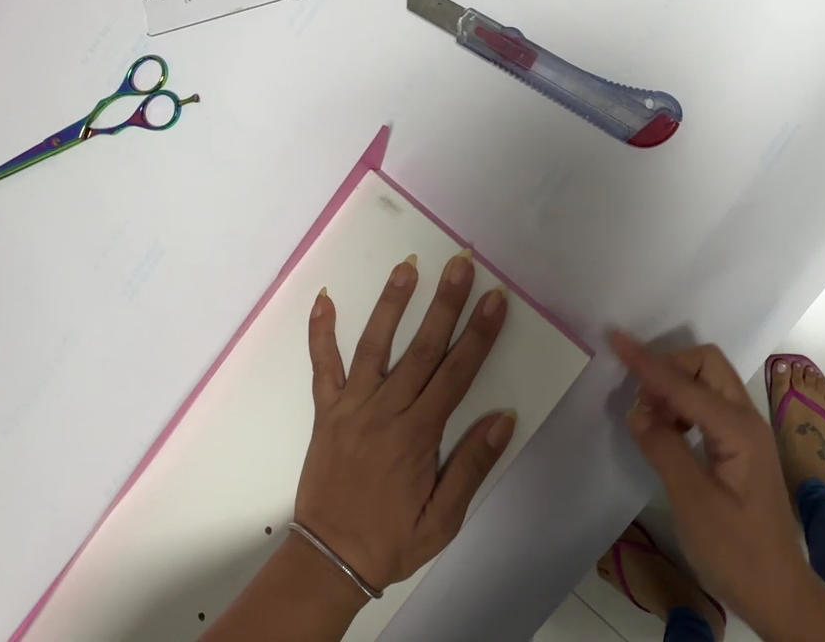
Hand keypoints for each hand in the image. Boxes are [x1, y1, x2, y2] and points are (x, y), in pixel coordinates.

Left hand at [294, 252, 515, 591]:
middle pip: (422, 348)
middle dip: (445, 303)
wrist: (328, 560)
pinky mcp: (326, 411)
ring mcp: (351, 407)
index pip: (456, 372)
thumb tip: (503, 417)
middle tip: (460, 264)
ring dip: (392, 303)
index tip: (494, 298)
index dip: (479, 333)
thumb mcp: (444, 518)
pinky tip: (324, 298)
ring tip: (408, 266)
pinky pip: (322, 366)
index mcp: (417, 435)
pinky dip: (321, 332)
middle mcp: (385, 411)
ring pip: (375, 345)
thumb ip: (472, 465)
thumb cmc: (393, 540)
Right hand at [611, 333, 812, 627]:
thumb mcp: (692, 502)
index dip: (648, 363)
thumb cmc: (735, 552)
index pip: (685, 383)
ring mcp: (747, 432)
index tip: (617, 340)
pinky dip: (683, 406)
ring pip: (709, 382)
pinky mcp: (741, 447)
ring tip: (649, 418)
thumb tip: (637, 410)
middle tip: (639, 397)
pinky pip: (709, 405)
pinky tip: (667, 433)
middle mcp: (747, 420)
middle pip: (707, 364)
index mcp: (738, 429)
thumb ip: (663, 448)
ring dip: (675, 387)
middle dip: (669, 367)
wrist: (778, 593)